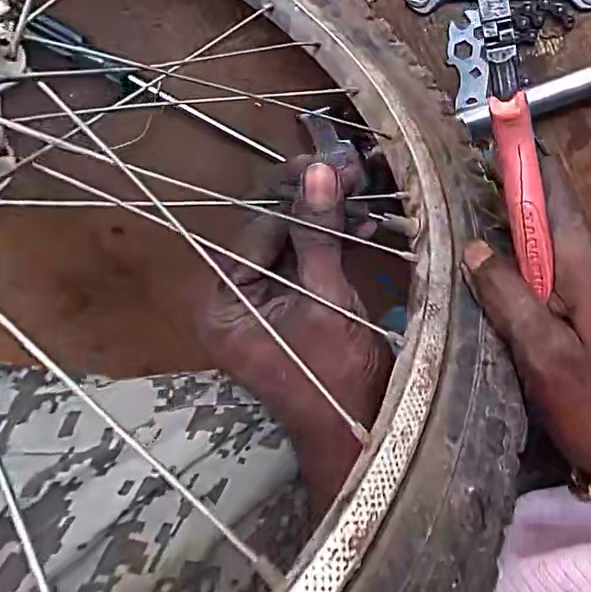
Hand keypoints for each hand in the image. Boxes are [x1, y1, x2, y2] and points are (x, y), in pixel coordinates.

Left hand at [202, 156, 392, 510]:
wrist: (363, 429)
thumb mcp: (324, 298)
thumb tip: (319, 172)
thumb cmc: (334, 374)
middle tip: (348, 166)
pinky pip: (313, 260)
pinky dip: (337, 240)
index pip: (258, 229)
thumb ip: (317, 233)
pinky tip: (363, 220)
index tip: (327, 162)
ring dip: (329, 214)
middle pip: (274, 230)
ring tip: (361, 183)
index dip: (293, 194)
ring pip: (297, 240)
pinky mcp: (300, 303)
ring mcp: (271, 300)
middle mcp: (241, 296)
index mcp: (227, 301)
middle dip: (312, 198)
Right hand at [461, 157, 590, 533]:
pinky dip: (514, 245)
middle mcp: (585, 252)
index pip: (548, 181)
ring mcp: (586, 273)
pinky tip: (487, 260)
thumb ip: (508, 295)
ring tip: (457, 210)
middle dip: (501, 180)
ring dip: (504, 213)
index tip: (487, 126)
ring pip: (539, 227)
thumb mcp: (544, 353)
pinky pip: (542, 255)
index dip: (519, 149)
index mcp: (578, 255)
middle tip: (450, 180)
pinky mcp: (582, 294)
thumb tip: (474, 248)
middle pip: (540, 198)